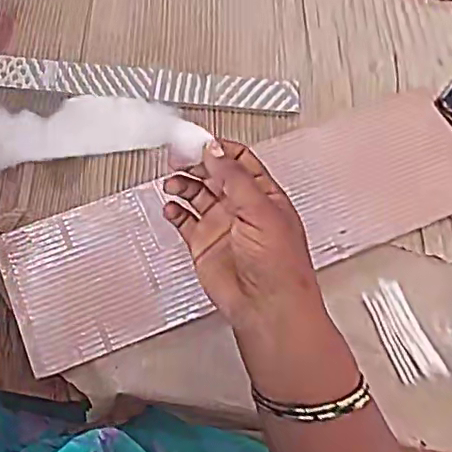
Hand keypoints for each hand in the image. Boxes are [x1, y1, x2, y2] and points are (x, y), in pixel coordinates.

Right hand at [161, 140, 323, 343]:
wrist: (268, 308)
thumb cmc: (280, 267)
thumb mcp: (259, 210)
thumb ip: (234, 177)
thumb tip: (215, 150)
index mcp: (262, 194)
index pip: (237, 159)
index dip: (216, 148)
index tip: (195, 142)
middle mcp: (240, 207)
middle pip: (212, 173)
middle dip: (194, 163)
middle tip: (177, 157)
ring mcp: (221, 224)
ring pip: (195, 193)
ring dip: (182, 184)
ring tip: (173, 183)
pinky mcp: (203, 243)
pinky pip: (183, 219)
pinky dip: (173, 210)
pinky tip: (171, 208)